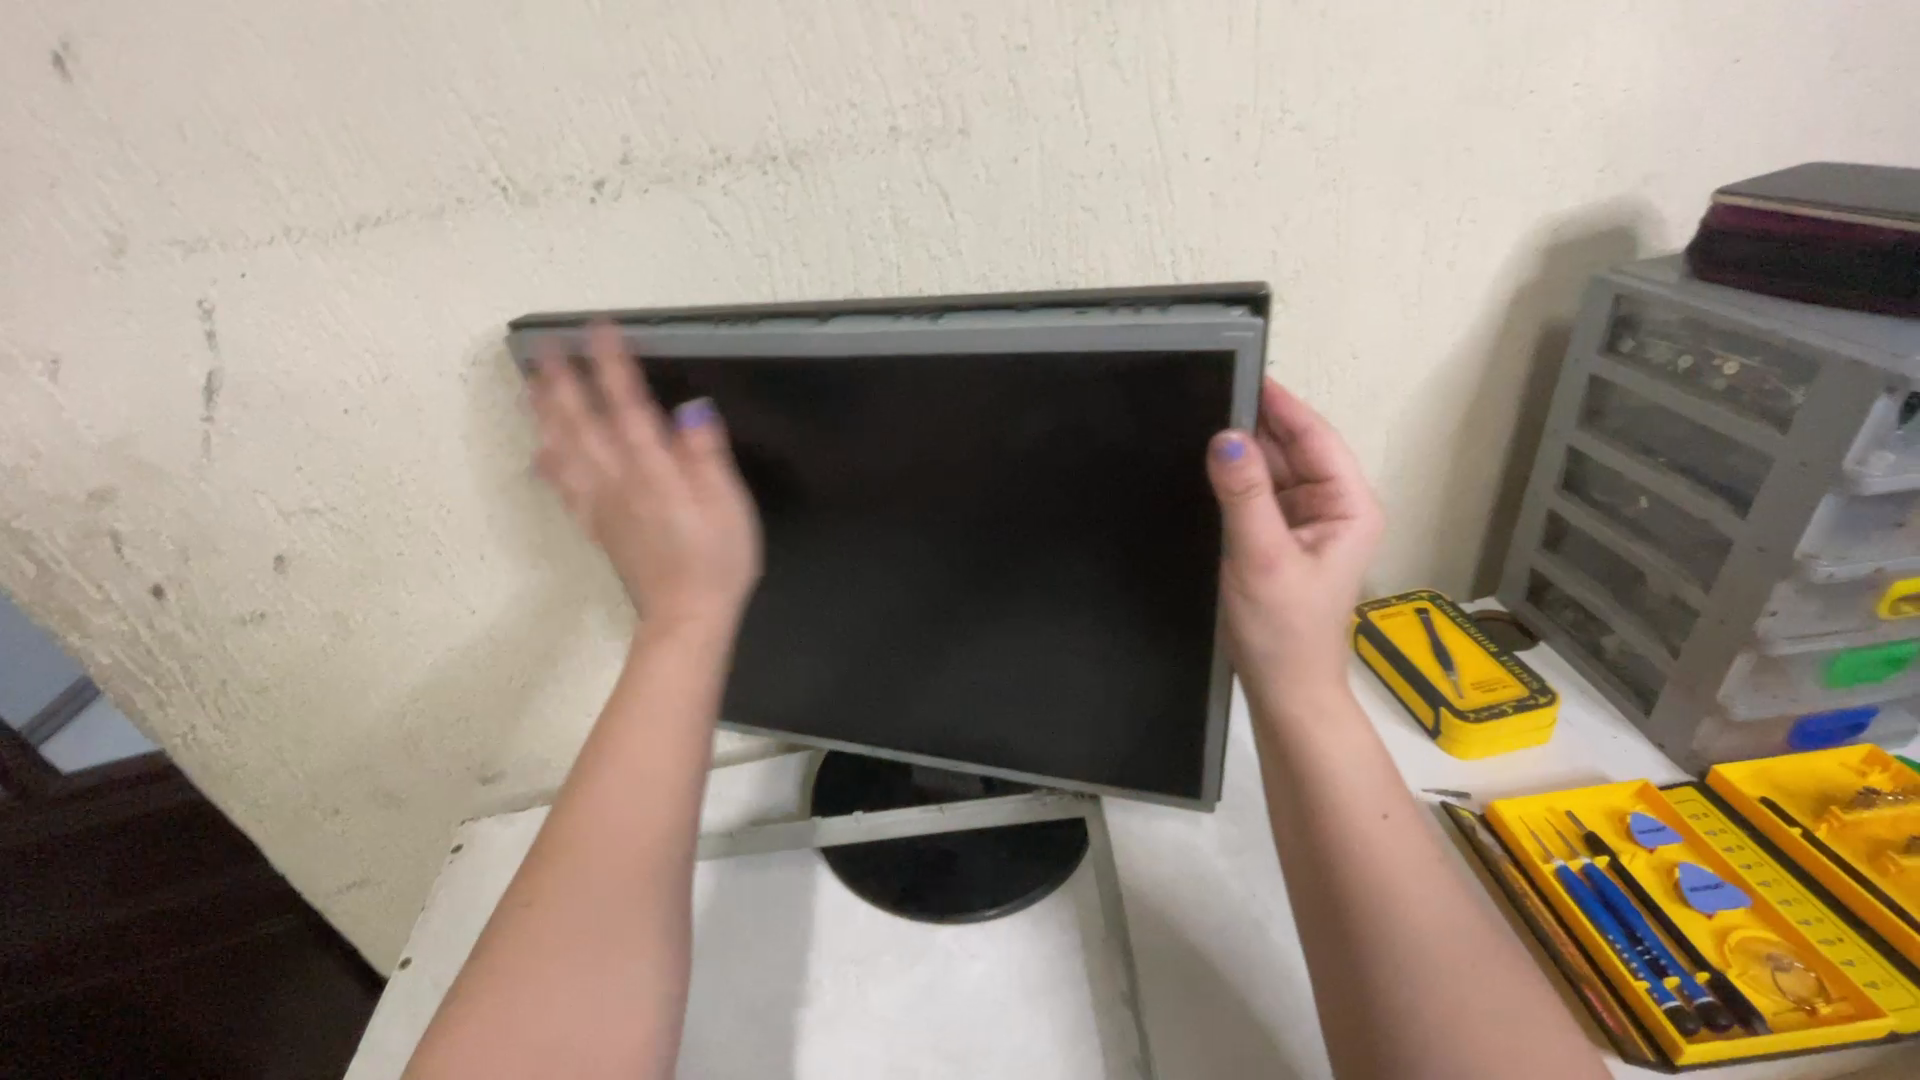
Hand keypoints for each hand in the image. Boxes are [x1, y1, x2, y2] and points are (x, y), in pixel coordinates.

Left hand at [530, 324, 762, 633]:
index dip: (612, 365)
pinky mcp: (598, 527)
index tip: (598, 329)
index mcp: (653, 469)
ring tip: (531, 386)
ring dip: (545, 415)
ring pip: (564, 450)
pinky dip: (548, 465)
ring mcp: (602, 504)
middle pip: (582, 422)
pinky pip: (565, 489)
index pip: (628, 405)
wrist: (688, 614)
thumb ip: (706, 454)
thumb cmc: (718, 558)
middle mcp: (618, 480)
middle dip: (563, 381)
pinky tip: (540, 453)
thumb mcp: (728, 502)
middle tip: (543, 348)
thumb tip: (690, 408)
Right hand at [1207, 378, 1382, 707]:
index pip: (1315, 438)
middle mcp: (1330, 506)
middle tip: (1204, 400)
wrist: (1281, 688)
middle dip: (1253, 428)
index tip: (1242, 373)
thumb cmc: (1283, 630)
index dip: (1280, 405)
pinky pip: (1254, 496)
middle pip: (1290, 450)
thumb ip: (1244, 495)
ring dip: (1239, 456)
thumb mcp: (1262, 557)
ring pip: (1269, 471)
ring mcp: (1302, 522)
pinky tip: (1204, 470)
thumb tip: (1225, 437)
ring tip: (1196, 428)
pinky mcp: (1275, 537)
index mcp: (1349, 506)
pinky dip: (1232, 482)